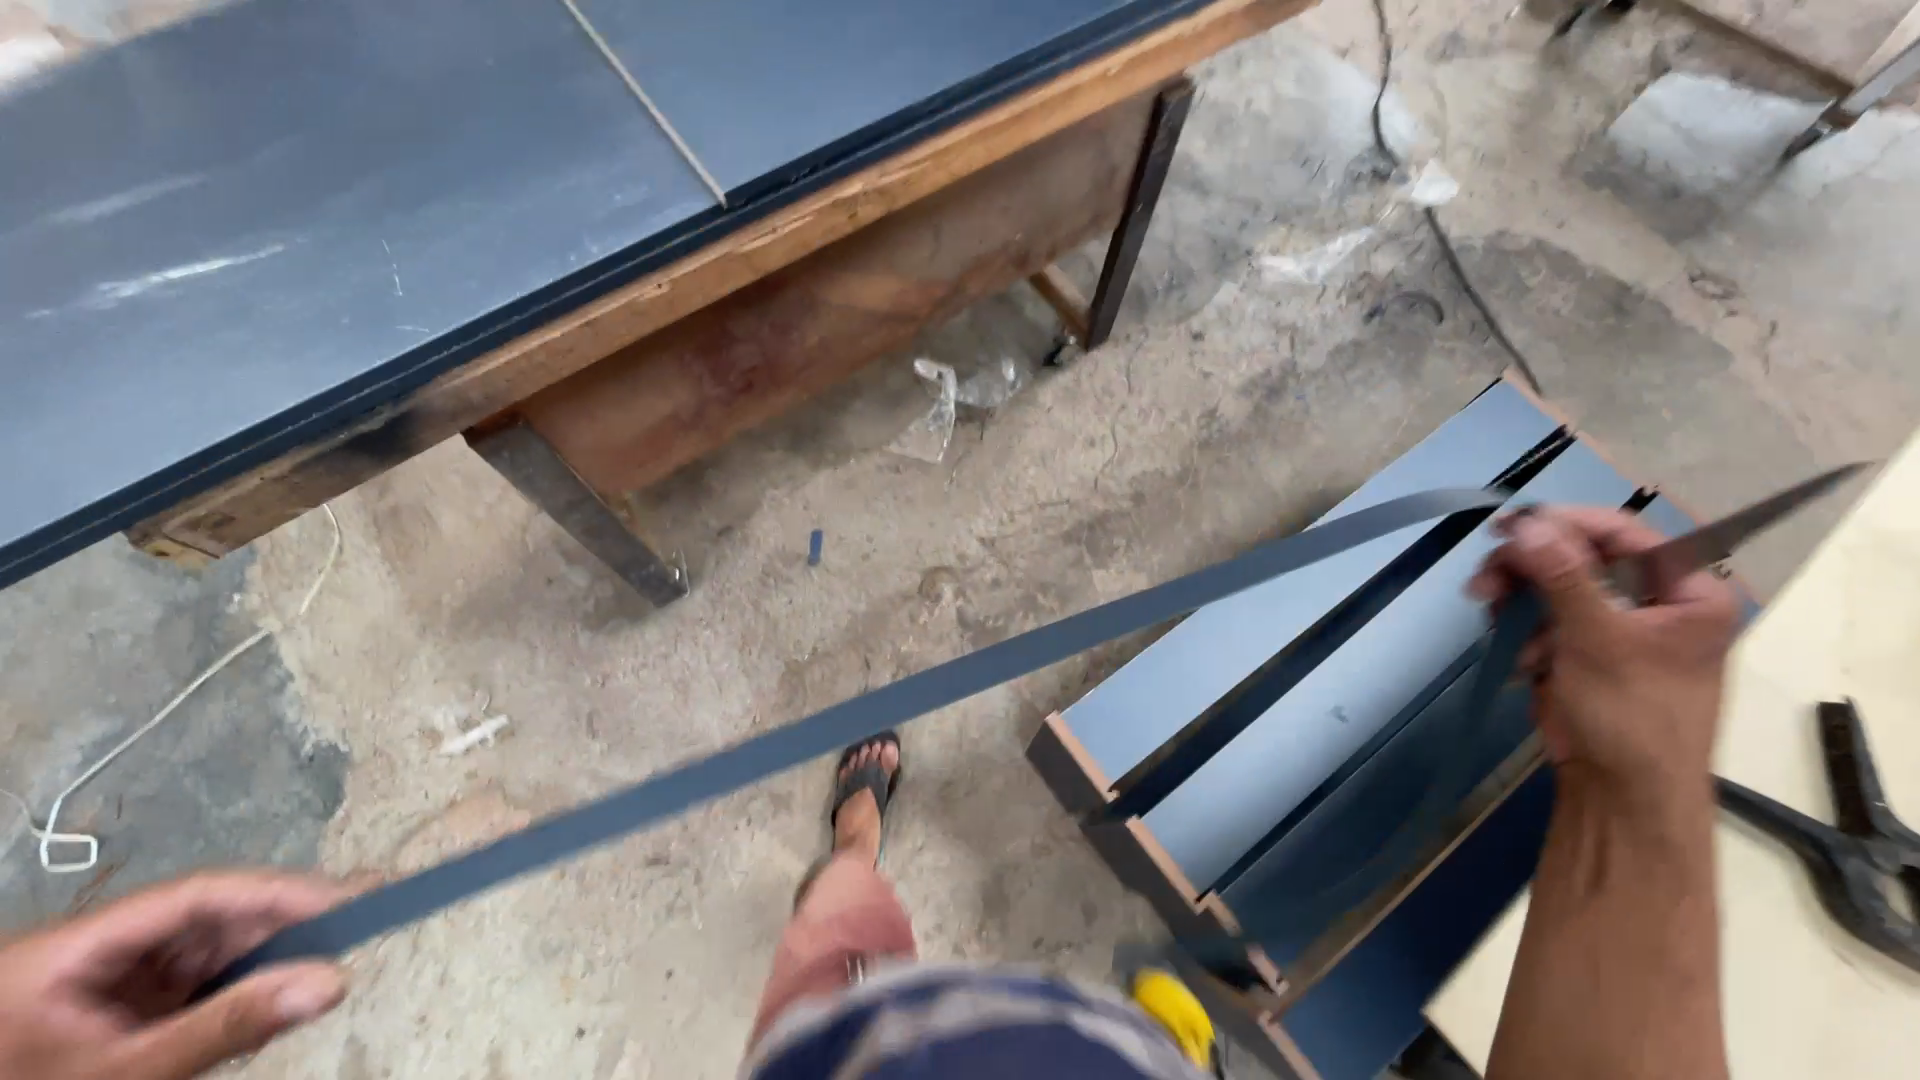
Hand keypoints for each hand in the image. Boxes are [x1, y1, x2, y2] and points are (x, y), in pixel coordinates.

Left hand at [0, 871, 348, 1079]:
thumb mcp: (122, 1073)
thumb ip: (223, 1028)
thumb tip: (337, 981)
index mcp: (77, 943)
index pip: (201, 892)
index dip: (281, 890)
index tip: (354, 898)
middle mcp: (102, 945)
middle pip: (213, 916)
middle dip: (286, 924)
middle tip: (365, 920)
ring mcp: (111, 977)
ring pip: (213, 947)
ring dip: (271, 957)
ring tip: (329, 961)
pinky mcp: (124, 1004)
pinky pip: (201, 979)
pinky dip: (243, 988)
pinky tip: (275, 997)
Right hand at [1469, 507, 1738, 803]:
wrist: (1620, 791)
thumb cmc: (1631, 715)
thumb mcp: (1598, 640)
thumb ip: (1563, 577)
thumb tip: (1525, 522)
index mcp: (1687, 590)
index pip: (1622, 533)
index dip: (1564, 523)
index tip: (1508, 525)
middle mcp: (1653, 600)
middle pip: (1578, 556)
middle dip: (1528, 566)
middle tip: (1485, 579)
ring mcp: (1613, 624)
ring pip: (1551, 585)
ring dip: (1517, 598)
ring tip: (1490, 613)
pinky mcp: (1579, 648)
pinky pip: (1541, 616)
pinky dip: (1521, 628)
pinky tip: (1519, 654)